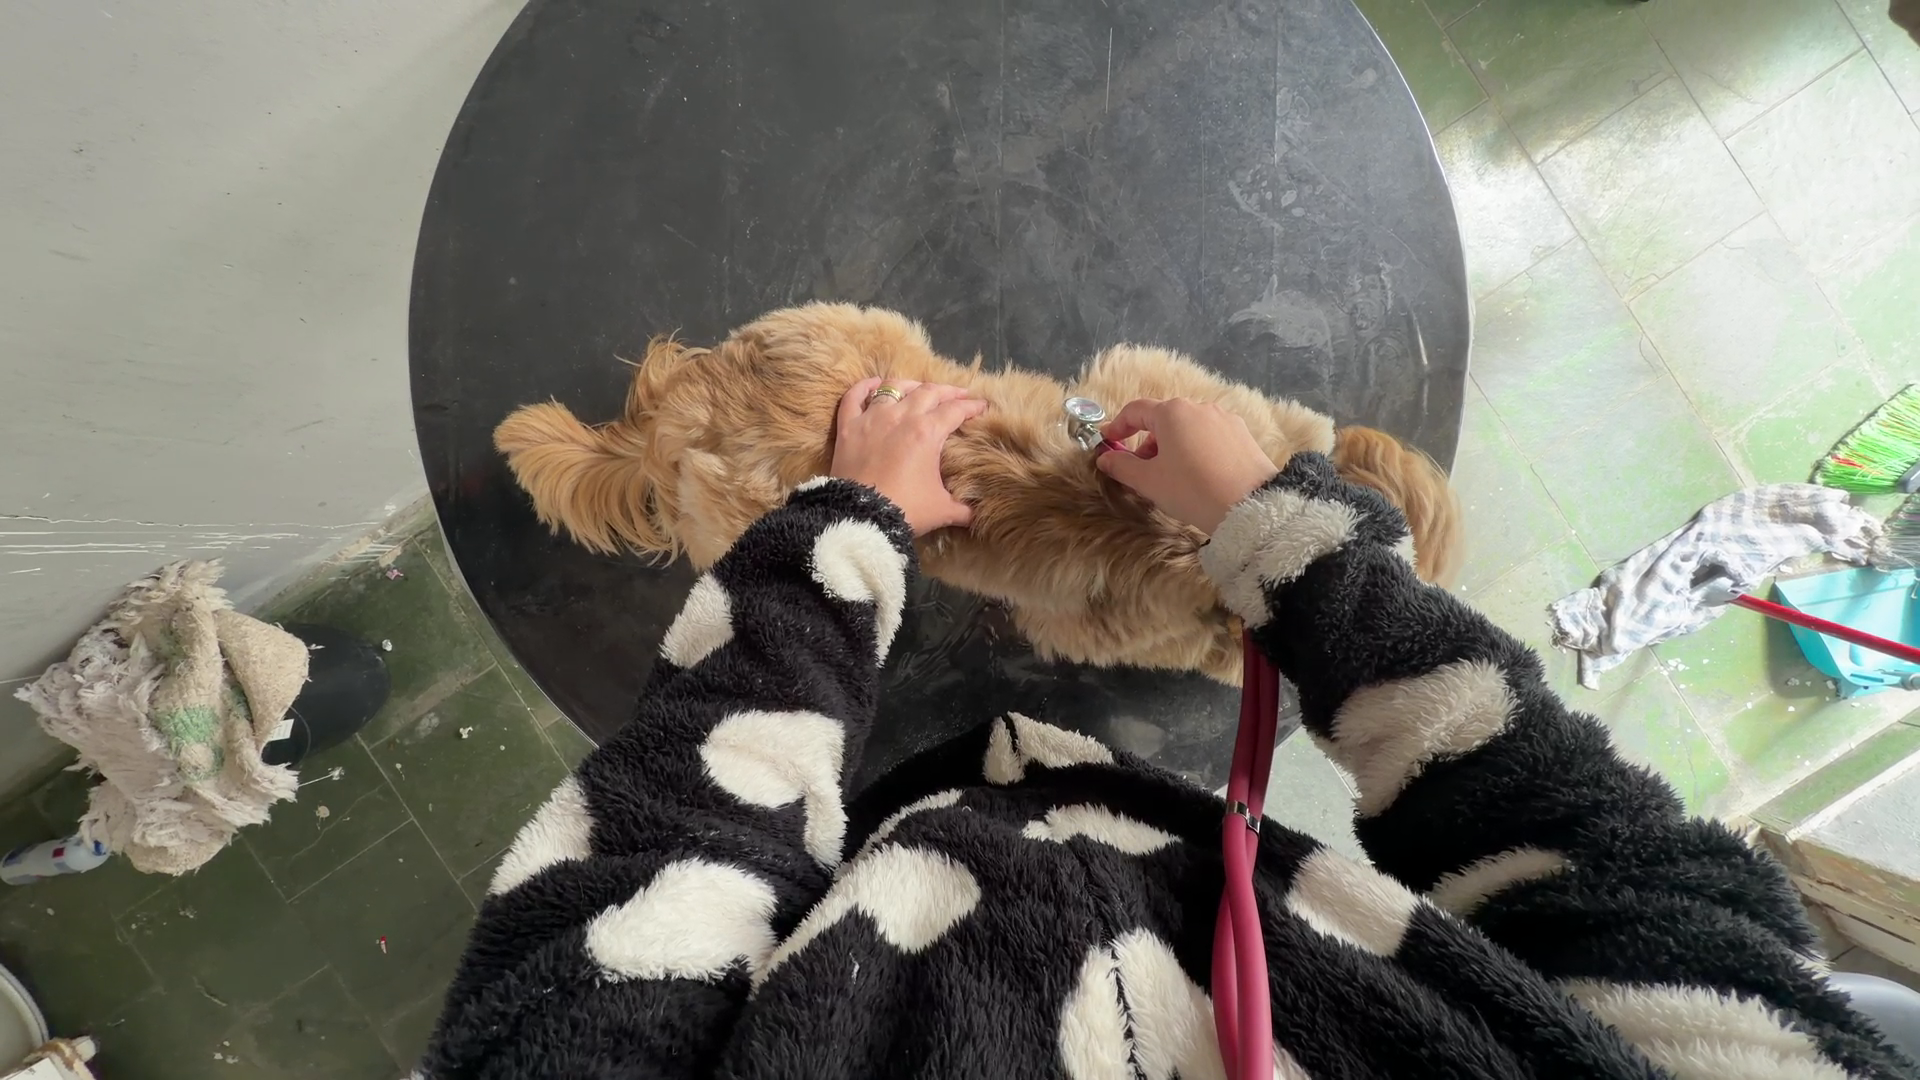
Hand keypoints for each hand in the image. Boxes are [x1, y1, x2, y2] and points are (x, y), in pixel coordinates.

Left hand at [831, 377, 987, 535]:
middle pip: (929, 392)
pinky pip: (854, 397)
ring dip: (911, 385)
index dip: (972, 407)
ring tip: (920, 388)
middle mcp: (902, 416)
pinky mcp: (848, 426)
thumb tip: (976, 516)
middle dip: (948, 391)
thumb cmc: (906, 510)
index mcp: (928, 432)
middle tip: (958, 394)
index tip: (981, 406)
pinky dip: (864, 387)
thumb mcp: (942, 510)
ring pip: (894, 387)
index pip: (955, 410)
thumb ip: (963, 510)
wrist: (862, 518)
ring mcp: (872, 418)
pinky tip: (874, 384)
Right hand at [1095, 398, 1278, 534]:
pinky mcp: (1242, 434)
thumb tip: (1105, 457)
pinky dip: (1195, 449)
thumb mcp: (1148, 481)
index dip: (1118, 426)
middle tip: (1142, 469)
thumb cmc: (1191, 489)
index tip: (1109, 442)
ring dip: (1171, 446)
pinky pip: (1209, 436)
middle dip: (1147, 441)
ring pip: (1187, 428)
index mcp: (1172, 413)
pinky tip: (1199, 475)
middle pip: (1163, 419)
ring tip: (1172, 476)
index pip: (1135, 411)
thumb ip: (1121, 466)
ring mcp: (1224, 419)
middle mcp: (1198, 407)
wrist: (1250, 506)